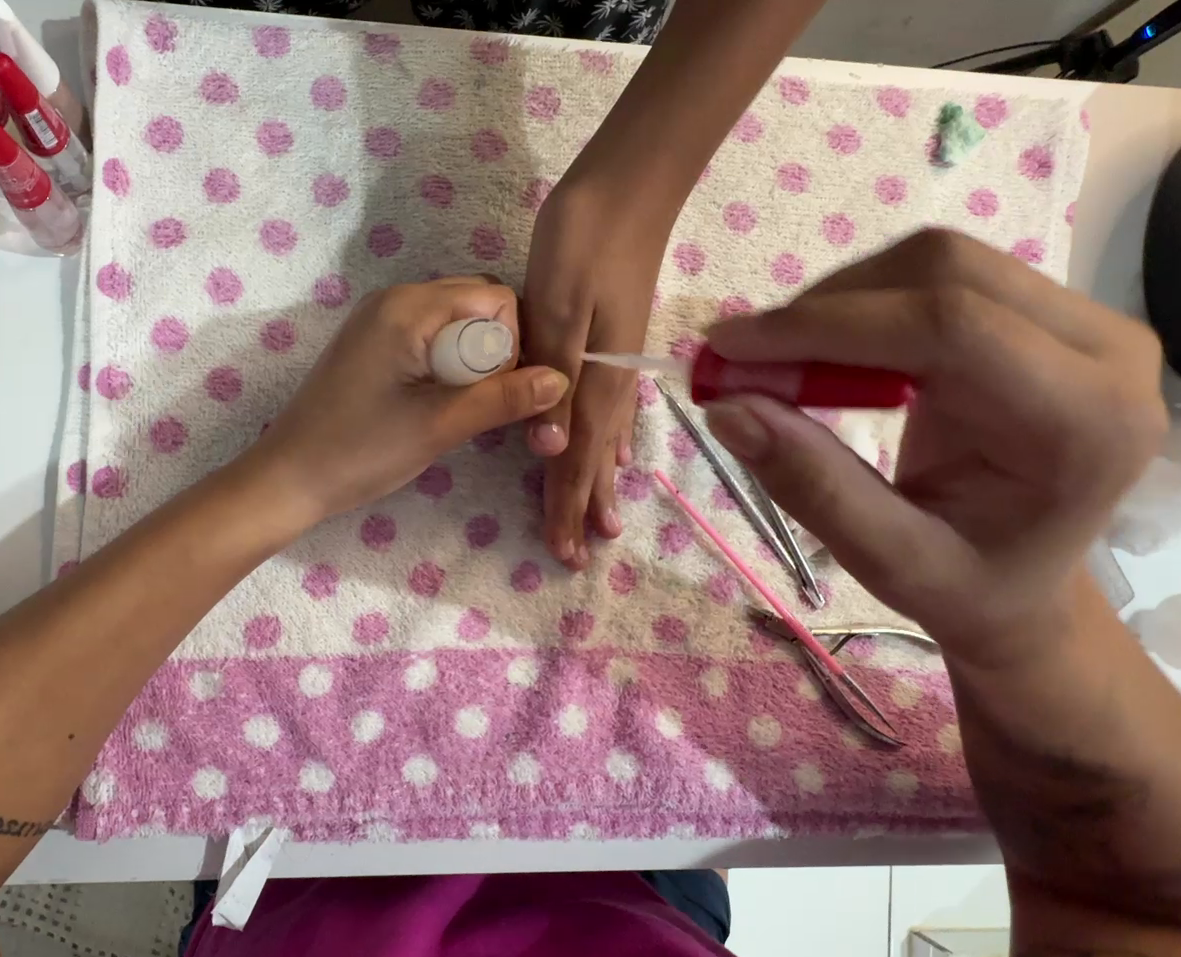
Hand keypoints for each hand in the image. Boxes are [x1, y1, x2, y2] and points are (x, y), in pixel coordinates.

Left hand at [247, 277, 569, 523]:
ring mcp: (379, 319)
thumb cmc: (360, 451)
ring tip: (462, 408)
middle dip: (495, 352)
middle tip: (485, 404)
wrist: (288, 478)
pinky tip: (438, 403)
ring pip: (454, 325)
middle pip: (476, 306)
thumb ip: (501, 399)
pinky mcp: (372, 344)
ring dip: (471, 362)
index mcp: (409, 307)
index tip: (504, 393)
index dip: (514, 344)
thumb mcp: (438, 426)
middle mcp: (395, 298)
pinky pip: (428, 338)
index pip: (495, 299)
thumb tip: (559, 379)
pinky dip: (446, 365)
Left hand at [522, 173, 669, 569]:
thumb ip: (555, 378)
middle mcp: (611, 376)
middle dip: (584, 502)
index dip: (567, 502)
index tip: (564, 549)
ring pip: (606, 434)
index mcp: (595, 375)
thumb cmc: (584, 238)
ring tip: (605, 517)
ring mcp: (615, 357)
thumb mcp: (559, 308)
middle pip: (595, 454)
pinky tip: (611, 449)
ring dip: (600, 479)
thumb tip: (550, 447)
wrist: (630, 181)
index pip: (576, 455)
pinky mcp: (612, 339)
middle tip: (582, 551)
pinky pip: (611, 406)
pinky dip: (609, 438)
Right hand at [701, 229, 1167, 666]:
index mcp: (1082, 420)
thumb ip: (812, 485)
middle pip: (944, 273)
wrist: (1028, 585)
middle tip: (740, 362)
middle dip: (823, 309)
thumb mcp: (884, 560)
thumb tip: (726, 408)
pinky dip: (858, 306)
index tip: (725, 348)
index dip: (824, 326)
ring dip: (835, 303)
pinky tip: (820, 354)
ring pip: (936, 262)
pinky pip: (937, 279)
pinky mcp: (1044, 315)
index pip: (947, 326)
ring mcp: (1080, 322)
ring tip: (776, 364)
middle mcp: (1102, 349)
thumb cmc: (966, 586)